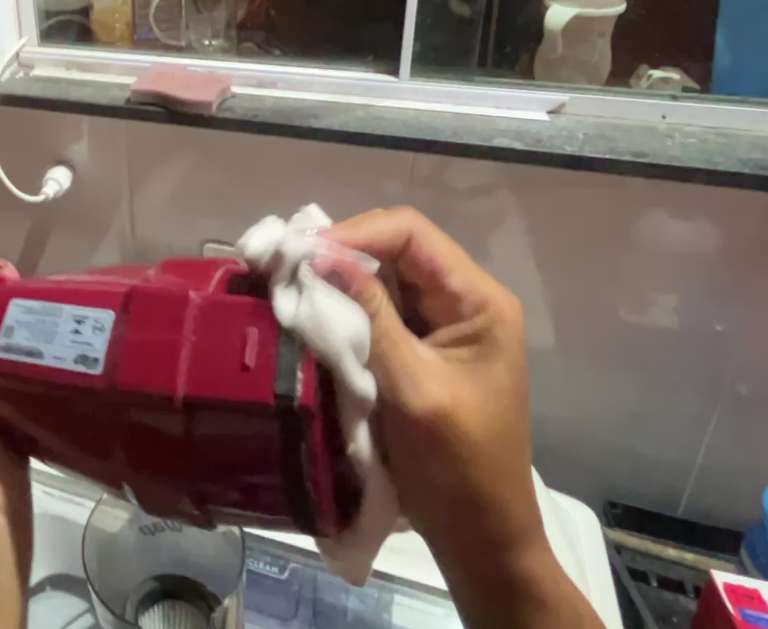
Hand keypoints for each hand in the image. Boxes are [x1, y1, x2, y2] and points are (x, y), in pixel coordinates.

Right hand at [322, 208, 600, 628]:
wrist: (479, 534)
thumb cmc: (456, 464)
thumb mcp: (410, 386)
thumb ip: (369, 314)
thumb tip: (318, 254)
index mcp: (478, 300)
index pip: (411, 233)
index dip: (356, 233)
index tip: (304, 254)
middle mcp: (461, 298)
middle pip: (395, 245)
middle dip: (341, 249)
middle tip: (289, 266)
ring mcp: (440, 320)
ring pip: (381, 272)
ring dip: (338, 275)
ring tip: (292, 281)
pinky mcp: (418, 341)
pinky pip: (377, 304)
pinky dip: (343, 302)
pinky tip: (312, 307)